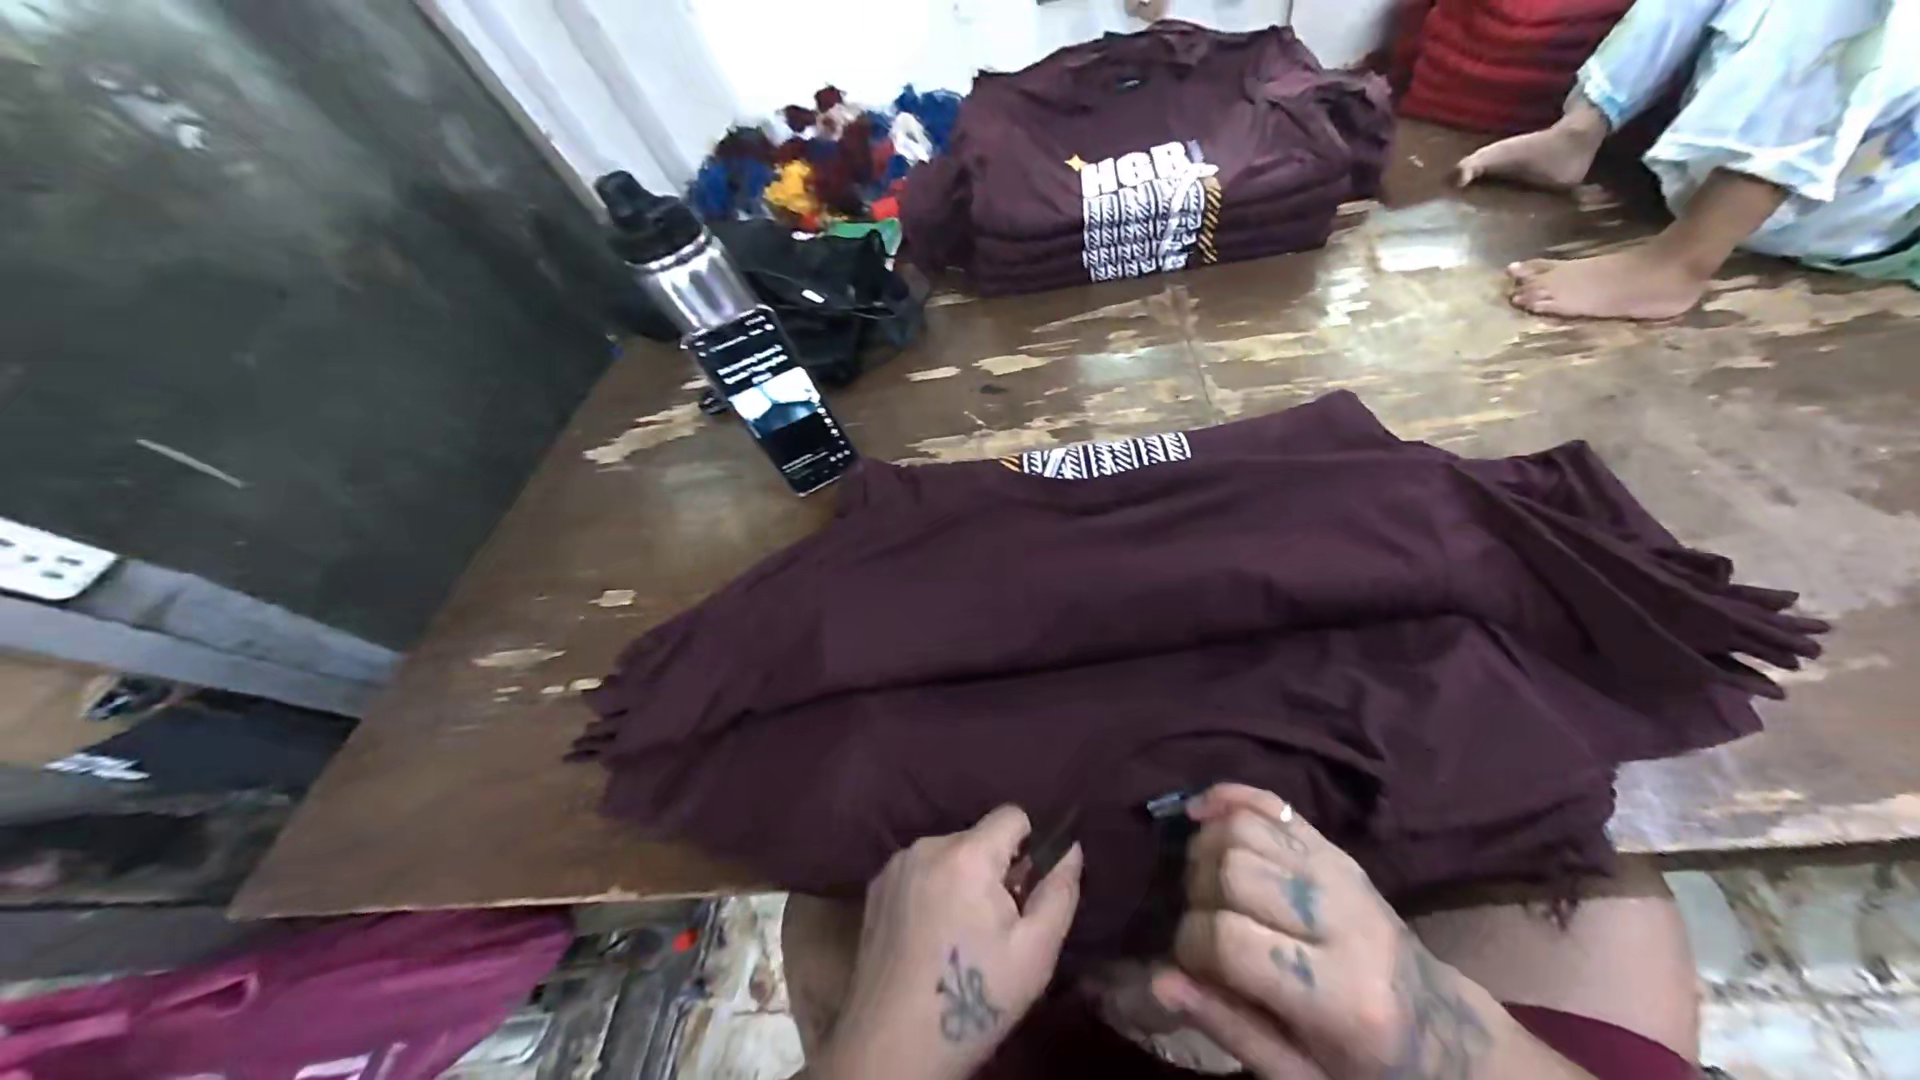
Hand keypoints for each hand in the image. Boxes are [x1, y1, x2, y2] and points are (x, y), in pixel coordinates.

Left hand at [813, 806, 1082, 1079]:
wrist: (891, 1047)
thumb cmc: (974, 1000)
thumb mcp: (1035, 954)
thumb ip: (1059, 892)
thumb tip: (1071, 847)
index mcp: (967, 855)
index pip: (1013, 815)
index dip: (1030, 846)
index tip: (1027, 889)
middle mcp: (928, 846)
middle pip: (979, 838)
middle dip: (995, 869)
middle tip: (994, 926)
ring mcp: (896, 864)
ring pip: (950, 854)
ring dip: (963, 879)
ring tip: (960, 935)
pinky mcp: (876, 886)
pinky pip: (921, 870)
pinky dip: (933, 889)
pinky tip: (930, 936)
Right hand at [1152, 784, 1495, 1079]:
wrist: (1444, 1035)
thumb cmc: (1367, 1070)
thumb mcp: (1302, 1076)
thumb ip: (1230, 1026)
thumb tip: (1158, 978)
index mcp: (1342, 996)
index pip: (1230, 939)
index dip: (1190, 947)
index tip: (1190, 965)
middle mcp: (1344, 921)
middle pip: (1232, 868)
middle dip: (1195, 892)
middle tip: (1200, 921)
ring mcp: (1342, 874)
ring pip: (1244, 827)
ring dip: (1204, 848)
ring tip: (1203, 882)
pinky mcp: (1336, 850)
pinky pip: (1270, 803)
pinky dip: (1227, 798)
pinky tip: (1200, 814)